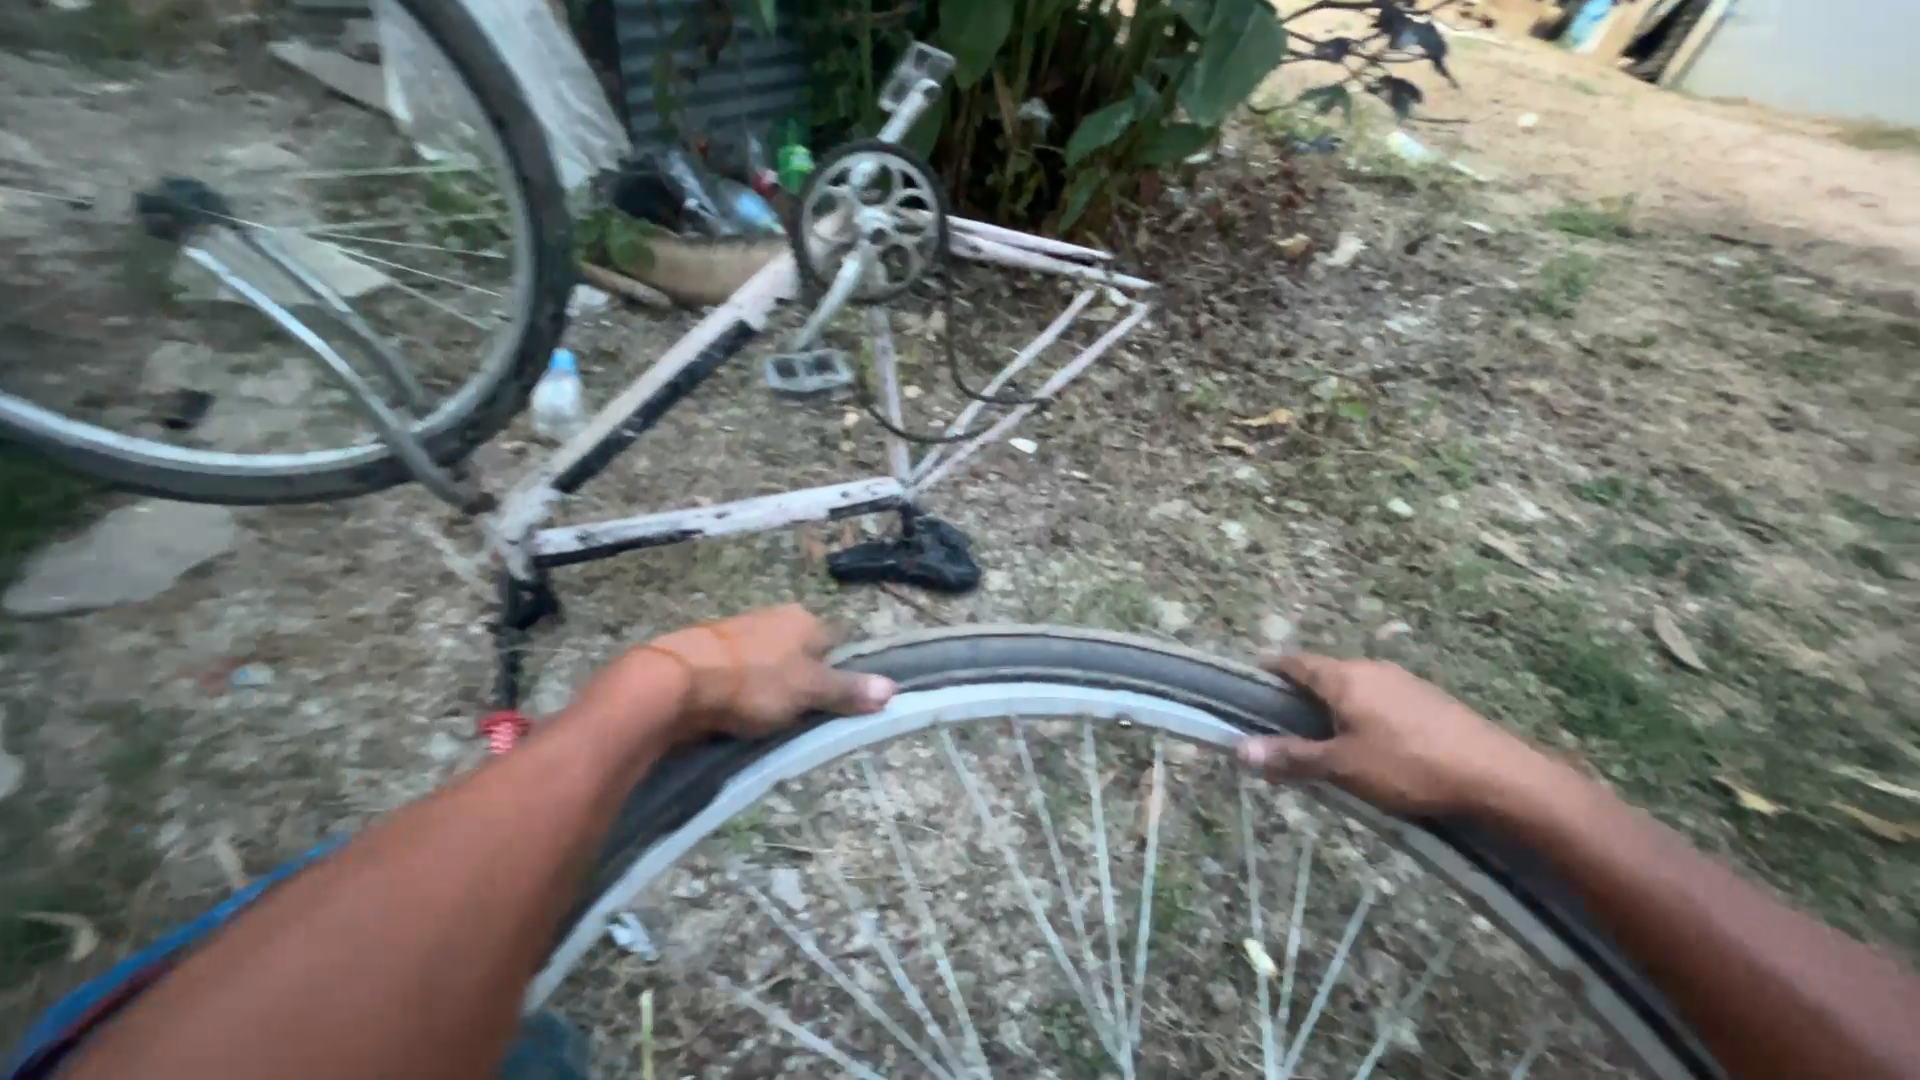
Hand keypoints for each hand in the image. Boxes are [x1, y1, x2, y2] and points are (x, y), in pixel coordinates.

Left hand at [641, 604, 894, 738]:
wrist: (676, 681)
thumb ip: (848, 691)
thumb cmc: (754, 682)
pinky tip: (736, 711)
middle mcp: (775, 616)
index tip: (834, 701)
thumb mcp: (809, 690)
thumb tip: (893, 688)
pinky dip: (743, 689)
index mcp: (804, 620)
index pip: (838, 641)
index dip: (840, 671)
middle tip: (801, 715)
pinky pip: (740, 671)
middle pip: (803, 651)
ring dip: (771, 685)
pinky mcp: (710, 650)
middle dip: (803, 679)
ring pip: (770, 661)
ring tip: (766, 718)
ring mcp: (740, 631)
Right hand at [1238, 654, 1546, 816]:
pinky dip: (1362, 714)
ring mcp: (1403, 682)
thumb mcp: (1342, 767)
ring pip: (1353, 687)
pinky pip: (1379, 698)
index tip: (1249, 686)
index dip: (1269, 671)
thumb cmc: (1408, 766)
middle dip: (1300, 695)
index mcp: (1343, 677)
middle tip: (1281, 725)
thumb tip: (1239, 749)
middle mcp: (1370, 669)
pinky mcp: (1428, 700)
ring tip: (1323, 739)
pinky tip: (1370, 744)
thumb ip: (1291, 757)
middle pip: (1323, 674)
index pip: (1294, 663)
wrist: (1498, 776)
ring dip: (1333, 706)